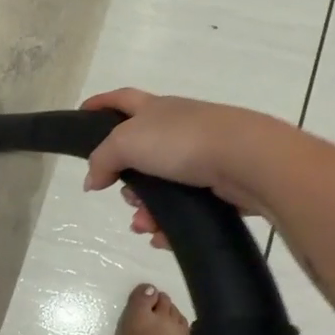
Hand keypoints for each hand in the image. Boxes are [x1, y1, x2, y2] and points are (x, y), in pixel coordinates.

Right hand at [80, 89, 288, 247]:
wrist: (253, 160)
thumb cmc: (182, 140)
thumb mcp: (125, 144)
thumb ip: (100, 161)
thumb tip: (92, 181)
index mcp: (156, 109)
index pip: (120, 99)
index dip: (99, 104)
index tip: (82, 114)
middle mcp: (179, 127)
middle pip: (138, 152)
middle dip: (123, 177)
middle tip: (118, 192)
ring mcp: (203, 154)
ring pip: (160, 184)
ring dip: (145, 207)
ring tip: (143, 224)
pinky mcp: (222, 183)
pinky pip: (185, 205)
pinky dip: (169, 222)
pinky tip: (161, 235)